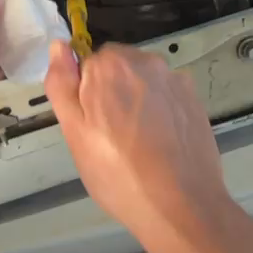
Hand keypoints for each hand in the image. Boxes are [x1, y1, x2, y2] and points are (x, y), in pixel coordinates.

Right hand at [44, 41, 236, 252]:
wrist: (182, 207)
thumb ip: (62, 84)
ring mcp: (173, 78)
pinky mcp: (194, 98)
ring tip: (138, 144)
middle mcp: (144, 61)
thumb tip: (58, 45)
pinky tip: (162, 143)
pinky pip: (166, 94)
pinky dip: (161, 110)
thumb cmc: (118, 174)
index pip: (86, 65)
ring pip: (142, 80)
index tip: (92, 126)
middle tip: (110, 137)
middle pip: (116, 67)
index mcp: (109, 65)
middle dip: (111, 92)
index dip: (86, 95)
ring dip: (136, 100)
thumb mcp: (75, 133)